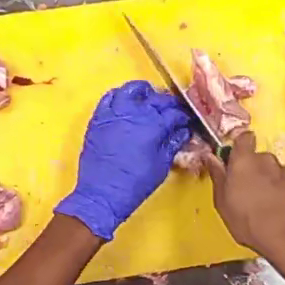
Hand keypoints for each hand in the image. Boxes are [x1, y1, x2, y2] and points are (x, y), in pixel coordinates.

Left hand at [54, 81, 190, 240]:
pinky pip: (108, 98)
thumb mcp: (161, 165)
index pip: (174, 113)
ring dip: (143, 92)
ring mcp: (114, 114)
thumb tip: (182, 132)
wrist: (102, 194)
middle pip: (156, 99)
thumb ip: (172, 144)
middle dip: (168, 103)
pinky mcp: (98, 119)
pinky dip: (119, 96)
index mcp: (154, 126)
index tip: (185, 120)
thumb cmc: (135, 184)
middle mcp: (135, 114)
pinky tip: (124, 102)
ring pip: (131, 90)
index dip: (183, 116)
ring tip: (148, 97)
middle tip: (172, 110)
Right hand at [209, 132, 284, 266]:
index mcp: (244, 160)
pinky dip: (279, 191)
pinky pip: (284, 183)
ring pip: (271, 171)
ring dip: (265, 181)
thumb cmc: (248, 220)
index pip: (243, 138)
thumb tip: (210, 157)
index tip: (231, 161)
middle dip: (250, 169)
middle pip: (257, 157)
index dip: (238, 146)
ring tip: (259, 204)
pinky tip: (274, 210)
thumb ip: (217, 175)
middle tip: (241, 191)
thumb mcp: (222, 201)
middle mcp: (266, 160)